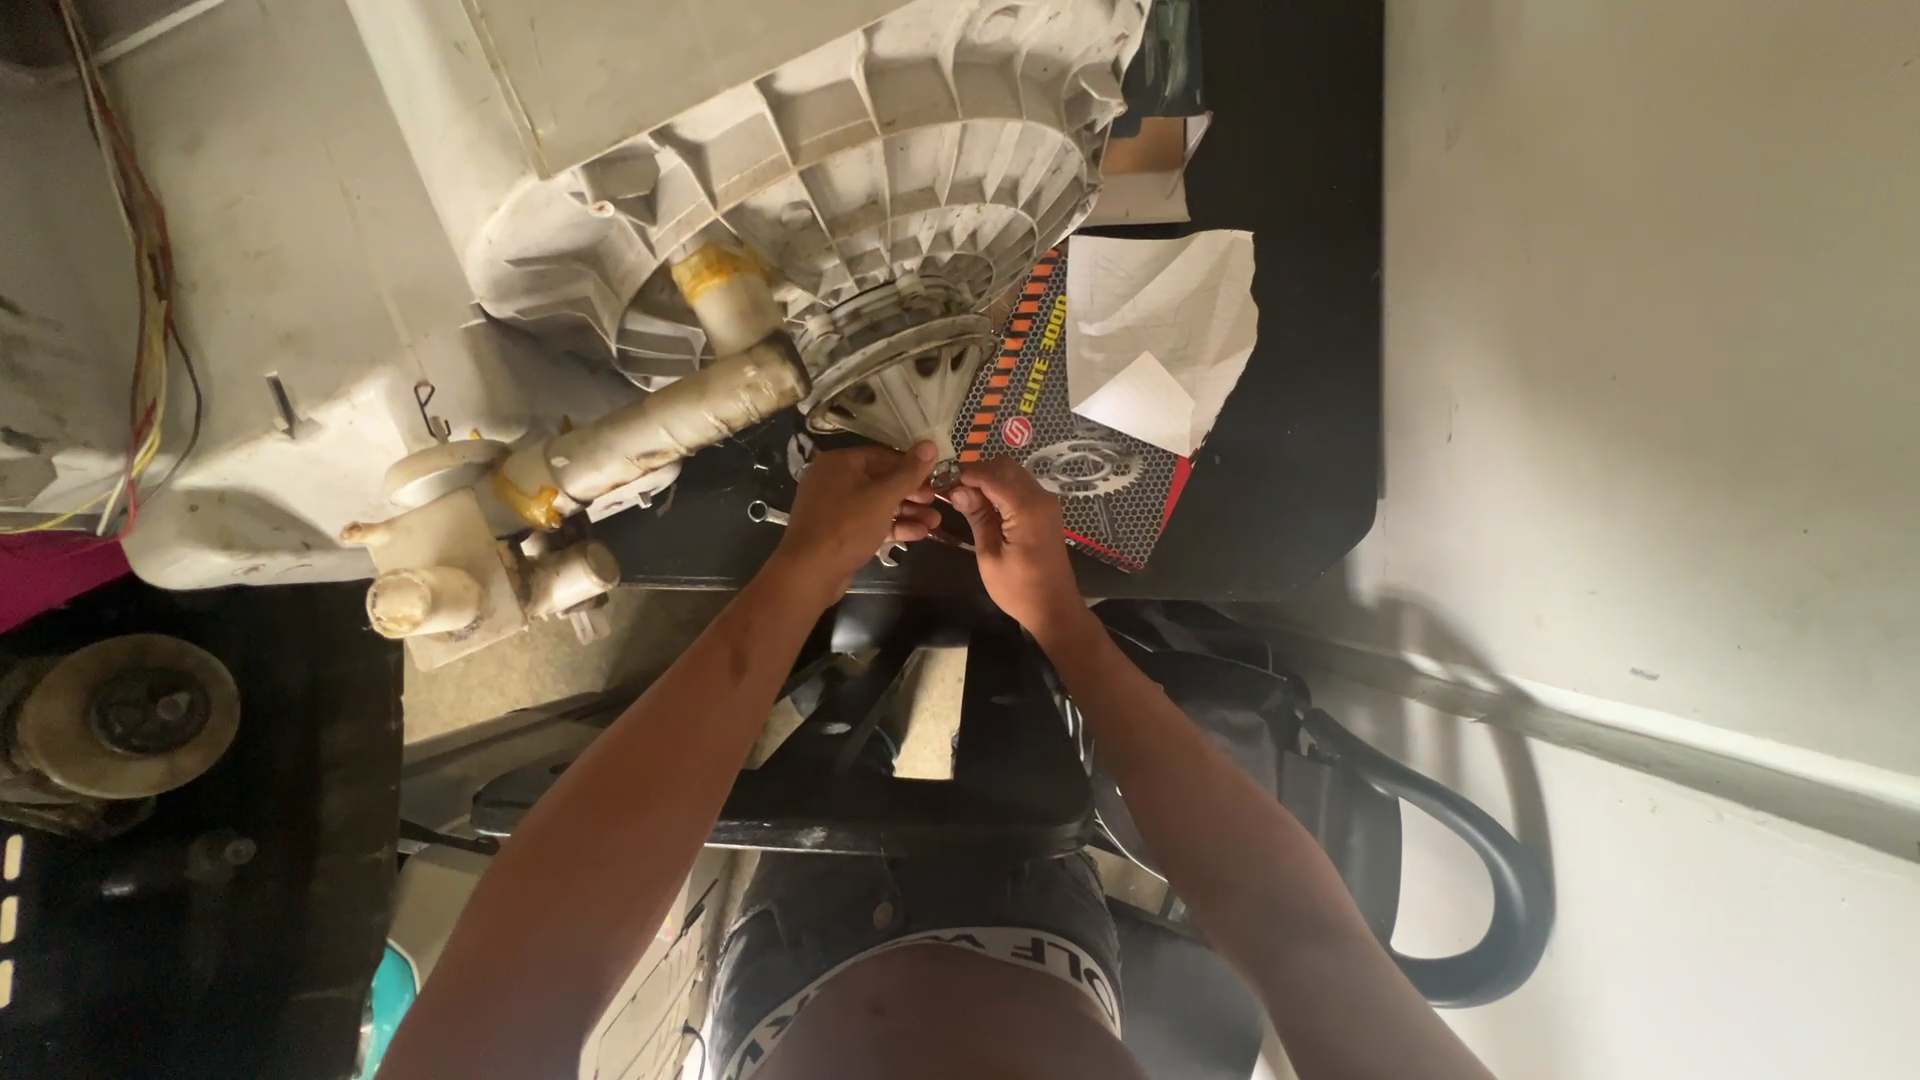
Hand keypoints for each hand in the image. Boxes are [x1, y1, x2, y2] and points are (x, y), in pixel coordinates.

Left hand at [772, 442, 941, 594]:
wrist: (810, 572)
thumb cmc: (847, 526)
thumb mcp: (883, 497)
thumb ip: (909, 472)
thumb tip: (930, 444)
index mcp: (840, 463)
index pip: (883, 455)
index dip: (911, 465)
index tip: (936, 476)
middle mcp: (835, 481)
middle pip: (882, 481)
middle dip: (912, 492)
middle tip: (937, 500)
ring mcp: (837, 508)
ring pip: (879, 505)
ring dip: (908, 512)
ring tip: (936, 521)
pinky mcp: (841, 533)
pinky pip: (871, 523)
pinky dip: (894, 527)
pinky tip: (920, 533)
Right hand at [948, 457, 1090, 642]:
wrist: (1054, 608)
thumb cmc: (1018, 589)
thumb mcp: (989, 556)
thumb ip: (977, 517)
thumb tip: (957, 489)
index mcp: (1026, 509)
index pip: (992, 476)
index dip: (966, 473)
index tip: (942, 479)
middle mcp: (1041, 498)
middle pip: (1005, 467)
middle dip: (978, 472)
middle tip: (953, 488)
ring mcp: (1047, 503)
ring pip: (1014, 474)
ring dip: (990, 478)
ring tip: (965, 495)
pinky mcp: (1047, 512)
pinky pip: (1022, 487)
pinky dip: (1002, 487)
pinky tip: (985, 503)